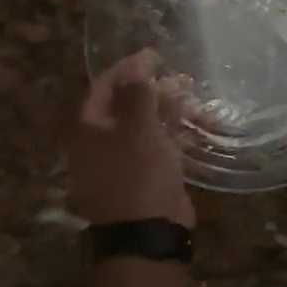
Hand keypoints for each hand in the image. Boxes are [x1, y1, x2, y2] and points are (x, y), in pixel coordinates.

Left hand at [68, 51, 195, 228]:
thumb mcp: (138, 128)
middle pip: (125, 106)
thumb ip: (138, 93)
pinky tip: (198, 128)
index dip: (129, 68)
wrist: (147, 231)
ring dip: (169, 113)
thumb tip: (138, 62)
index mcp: (88, 128)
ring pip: (145, 128)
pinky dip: (175, 136)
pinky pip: (158, 148)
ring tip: (196, 102)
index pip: (104, 86)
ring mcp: (122, 162)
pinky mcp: (144, 178)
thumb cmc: (137, 173)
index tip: (155, 55)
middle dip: (154, 91)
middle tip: (183, 80)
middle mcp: (100, 143)